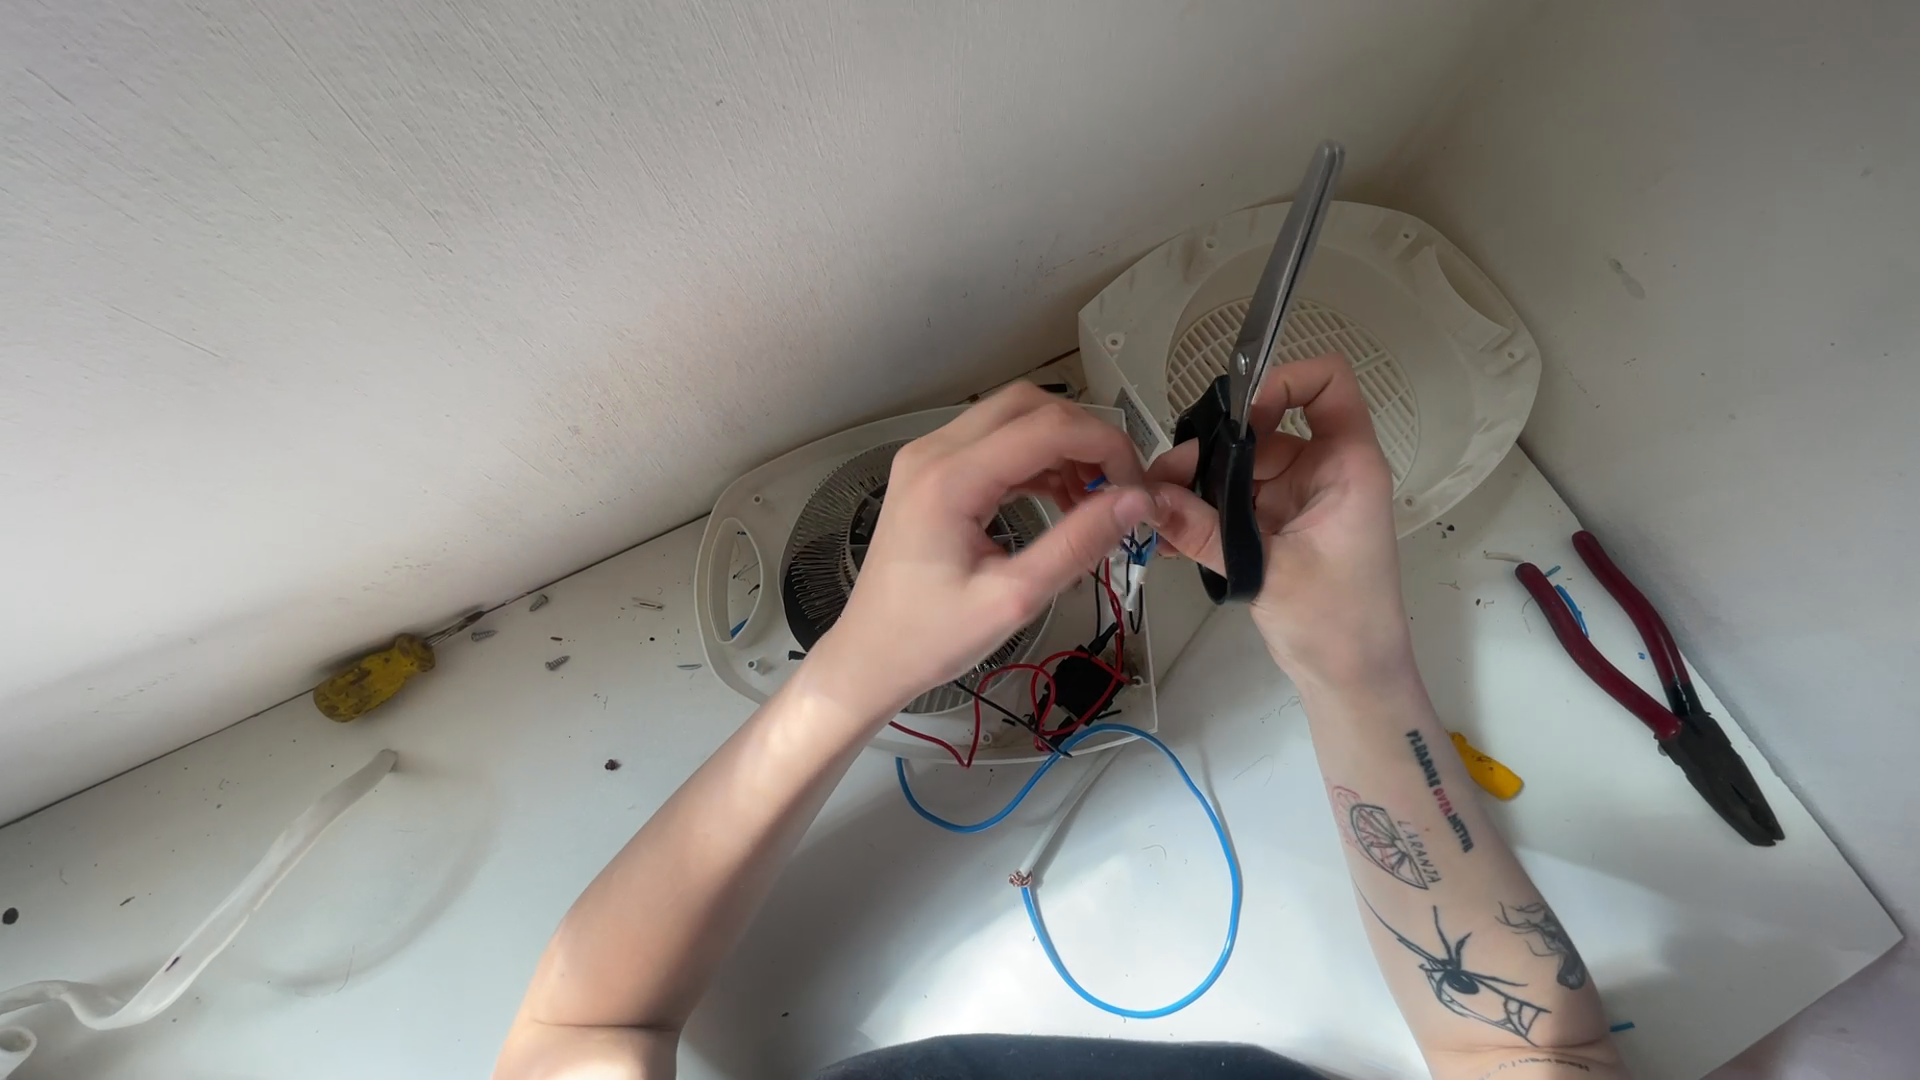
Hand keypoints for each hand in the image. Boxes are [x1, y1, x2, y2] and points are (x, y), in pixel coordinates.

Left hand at [808, 384, 1152, 715]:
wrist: (870, 655)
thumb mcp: (1012, 599)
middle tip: (1116, 485)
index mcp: (948, 480)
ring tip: (1092, 499)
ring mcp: (928, 461)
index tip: (1135, 485)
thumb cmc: (926, 638)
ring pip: (1011, 420)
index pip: (1047, 427)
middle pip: (1028, 406)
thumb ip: (1076, 544)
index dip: (1105, 447)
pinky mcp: (931, 476)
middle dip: (1084, 437)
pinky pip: (993, 446)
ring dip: (1060, 448)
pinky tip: (1060, 498)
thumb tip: (1131, 503)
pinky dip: (1034, 461)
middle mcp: (932, 455)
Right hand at [1146, 354, 1406, 685]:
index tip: (1234, 419)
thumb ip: (1204, 529)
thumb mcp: (1267, 570)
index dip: (1281, 383)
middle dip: (1207, 451)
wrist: (1347, 677)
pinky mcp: (1269, 526)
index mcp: (1344, 466)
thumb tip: (1148, 497)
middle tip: (1158, 483)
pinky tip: (1163, 534)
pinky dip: (1197, 513)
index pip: (1327, 385)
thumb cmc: (1337, 621)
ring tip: (1152, 513)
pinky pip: (1226, 504)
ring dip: (1192, 486)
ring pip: (1235, 469)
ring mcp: (1291, 499)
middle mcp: (1318, 472)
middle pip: (1259, 431)